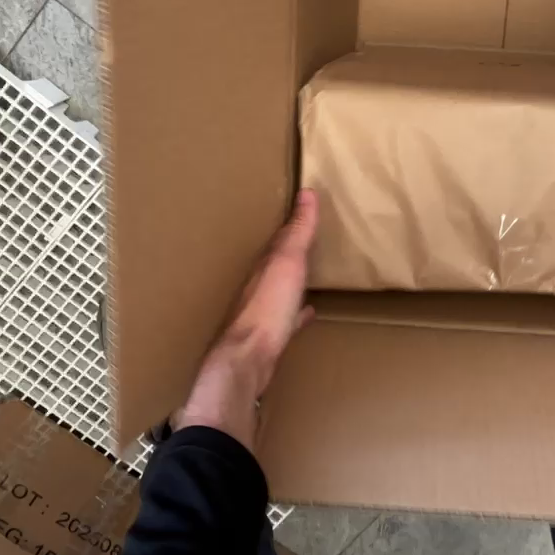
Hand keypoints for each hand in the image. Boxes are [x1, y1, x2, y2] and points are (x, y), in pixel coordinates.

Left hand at [177, 190, 318, 447]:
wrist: (247, 361)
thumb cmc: (266, 309)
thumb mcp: (287, 264)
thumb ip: (298, 231)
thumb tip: (306, 193)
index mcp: (263, 264)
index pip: (280, 236)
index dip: (293, 221)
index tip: (303, 205)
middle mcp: (259, 285)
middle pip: (277, 261)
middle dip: (288, 248)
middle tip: (303, 235)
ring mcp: (263, 312)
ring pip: (280, 288)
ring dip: (292, 278)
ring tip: (307, 270)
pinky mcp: (269, 336)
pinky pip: (287, 318)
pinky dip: (297, 312)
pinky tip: (306, 313)